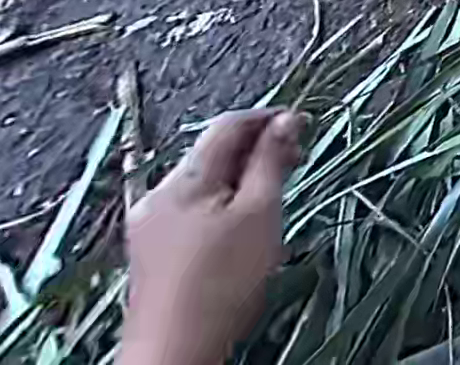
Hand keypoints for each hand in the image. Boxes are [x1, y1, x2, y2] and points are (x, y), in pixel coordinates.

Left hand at [119, 108, 304, 364]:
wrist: (175, 353)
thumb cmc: (226, 276)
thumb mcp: (261, 208)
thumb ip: (271, 158)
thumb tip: (288, 117)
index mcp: (181, 182)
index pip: (228, 125)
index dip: (269, 117)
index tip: (307, 124)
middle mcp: (159, 195)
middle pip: (217, 150)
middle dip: (260, 145)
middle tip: (300, 156)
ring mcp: (153, 222)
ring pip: (210, 176)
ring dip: (248, 170)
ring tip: (282, 182)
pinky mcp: (157, 244)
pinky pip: (199, 201)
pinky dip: (230, 194)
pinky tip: (252, 210)